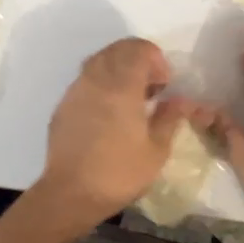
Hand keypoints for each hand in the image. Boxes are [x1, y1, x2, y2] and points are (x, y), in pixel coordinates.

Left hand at [33, 38, 205, 235]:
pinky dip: (101, 84)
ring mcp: (75, 90)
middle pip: (118, 49)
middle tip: (151, 89)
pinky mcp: (63, 104)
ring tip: (131, 99)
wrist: (71, 193)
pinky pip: (85, 80)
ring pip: (98, 61)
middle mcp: (95, 79)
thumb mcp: (156, 149)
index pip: (139, 49)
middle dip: (138, 59)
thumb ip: (169, 117)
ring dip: (118, 69)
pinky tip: (109, 112)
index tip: (164, 85)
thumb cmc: (119, 172)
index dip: (156, 59)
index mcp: (121, 85)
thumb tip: (180, 100)